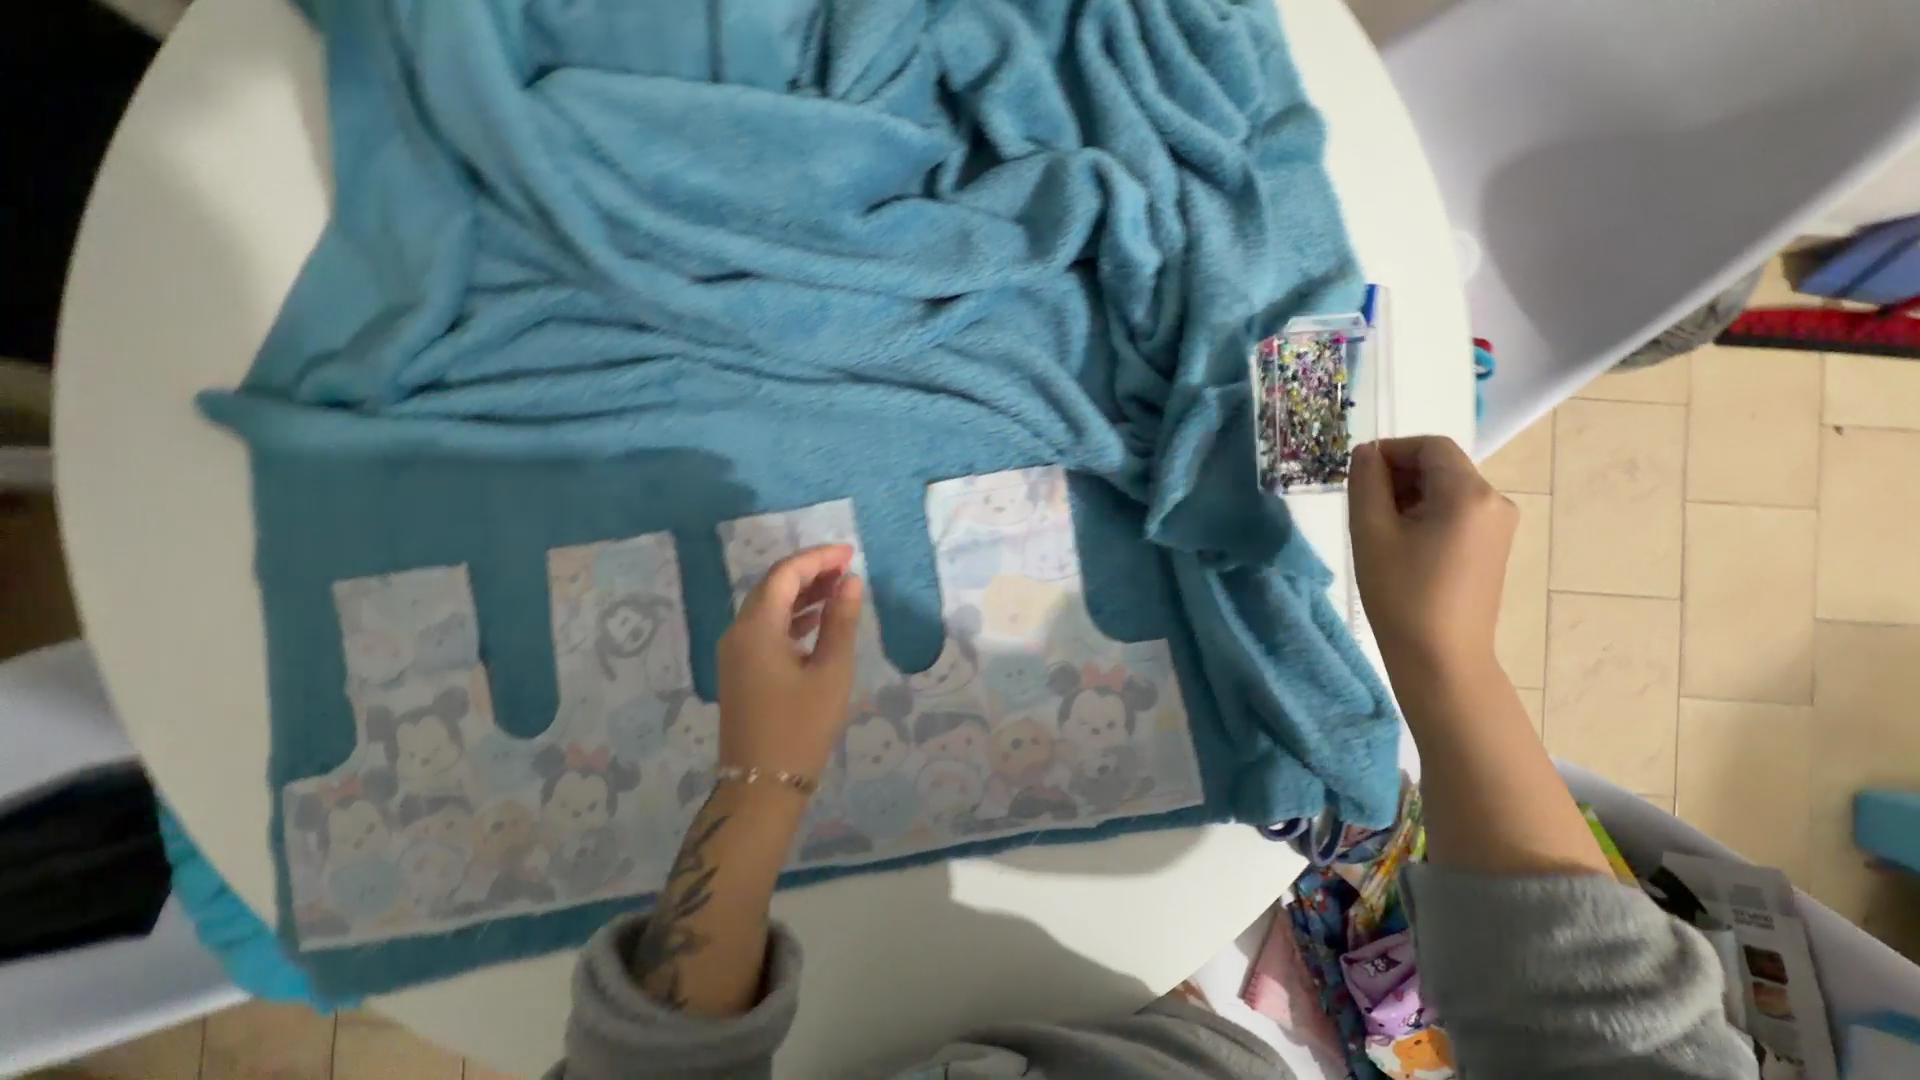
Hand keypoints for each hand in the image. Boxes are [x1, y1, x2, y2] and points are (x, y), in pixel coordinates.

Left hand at [716, 544, 864, 782]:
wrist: (762, 784)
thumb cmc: (801, 726)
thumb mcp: (830, 672)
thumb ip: (840, 622)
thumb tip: (850, 582)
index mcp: (755, 628)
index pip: (784, 574)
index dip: (818, 558)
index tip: (850, 554)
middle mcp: (738, 633)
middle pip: (772, 586)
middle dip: (810, 572)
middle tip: (848, 568)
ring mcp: (735, 653)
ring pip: (769, 608)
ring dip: (803, 594)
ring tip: (840, 589)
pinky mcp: (741, 671)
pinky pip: (766, 629)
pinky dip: (793, 618)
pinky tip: (819, 621)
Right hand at [1348, 436, 1516, 673]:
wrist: (1441, 658)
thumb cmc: (1401, 594)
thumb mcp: (1371, 532)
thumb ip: (1366, 482)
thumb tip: (1367, 452)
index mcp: (1469, 493)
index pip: (1430, 445)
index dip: (1390, 450)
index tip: (1357, 476)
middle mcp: (1495, 501)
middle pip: (1441, 465)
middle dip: (1399, 475)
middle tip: (1363, 507)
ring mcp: (1499, 526)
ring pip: (1447, 489)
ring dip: (1410, 496)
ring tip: (1380, 531)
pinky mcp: (1493, 547)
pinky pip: (1457, 512)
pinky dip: (1427, 515)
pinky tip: (1403, 546)